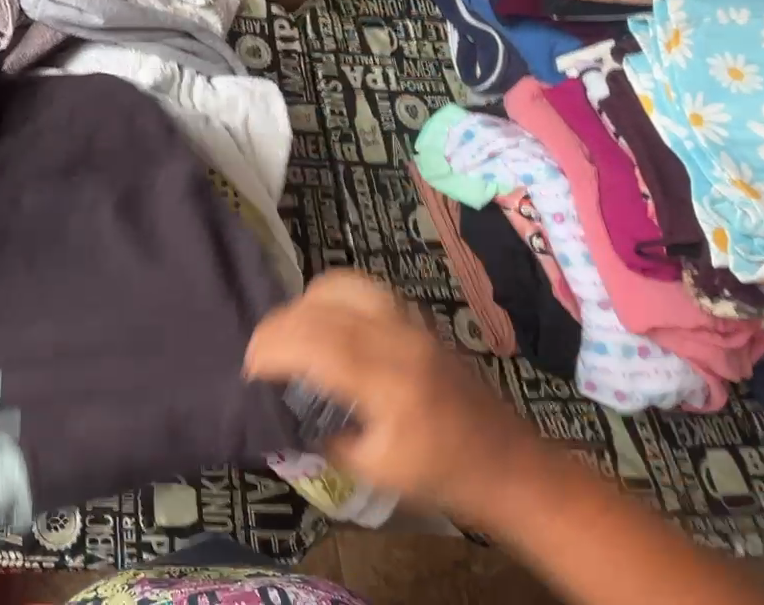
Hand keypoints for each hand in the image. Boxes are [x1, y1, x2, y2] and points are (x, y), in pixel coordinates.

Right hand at [245, 271, 544, 519]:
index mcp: (389, 382)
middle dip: (276, 328)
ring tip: (289, 335)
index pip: (314, 343)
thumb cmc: (446, 477)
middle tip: (259, 356)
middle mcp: (397, 340)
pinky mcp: (415, 318)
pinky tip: (321, 319)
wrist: (514, 466)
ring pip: (338, 286)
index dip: (271, 348)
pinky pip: (360, 286)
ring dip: (301, 306)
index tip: (250, 369)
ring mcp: (409, 323)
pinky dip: (328, 295)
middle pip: (318, 310)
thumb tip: (282, 418)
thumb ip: (326, 439)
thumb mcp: (378, 472)